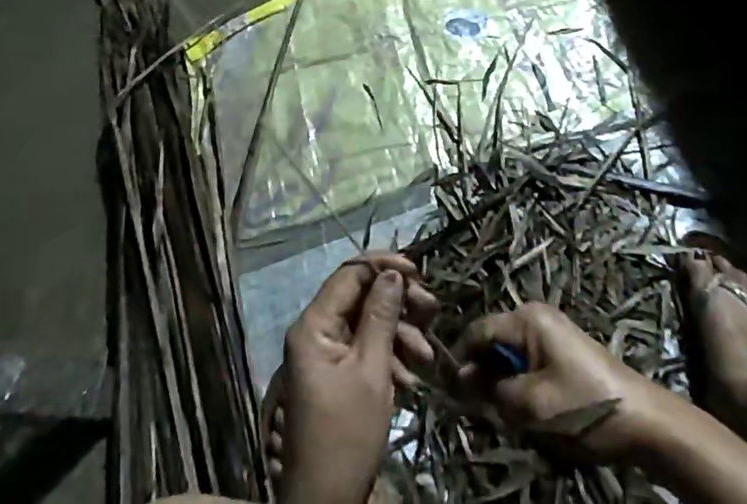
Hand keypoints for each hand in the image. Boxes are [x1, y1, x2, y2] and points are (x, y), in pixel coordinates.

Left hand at [272, 253, 436, 503]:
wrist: (326, 500)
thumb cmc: (347, 434)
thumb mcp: (371, 370)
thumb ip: (381, 316)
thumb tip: (392, 274)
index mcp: (314, 325)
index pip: (350, 274)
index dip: (384, 266)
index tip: (418, 272)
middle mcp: (315, 332)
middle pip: (361, 296)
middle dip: (399, 302)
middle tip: (431, 310)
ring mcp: (325, 354)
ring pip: (368, 324)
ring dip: (400, 334)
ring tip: (426, 356)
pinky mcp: (336, 374)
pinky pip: (365, 349)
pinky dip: (390, 357)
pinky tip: (411, 379)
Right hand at [455, 302, 673, 462]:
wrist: (644, 420)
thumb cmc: (584, 406)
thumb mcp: (530, 404)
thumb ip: (491, 391)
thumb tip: (461, 382)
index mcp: (527, 318)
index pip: (477, 332)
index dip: (461, 361)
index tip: (450, 394)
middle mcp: (536, 317)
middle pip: (493, 344)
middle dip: (486, 378)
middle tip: (487, 412)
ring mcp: (551, 333)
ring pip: (509, 358)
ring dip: (505, 388)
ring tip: (513, 416)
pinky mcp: (561, 352)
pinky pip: (527, 365)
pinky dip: (522, 387)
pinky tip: (531, 413)